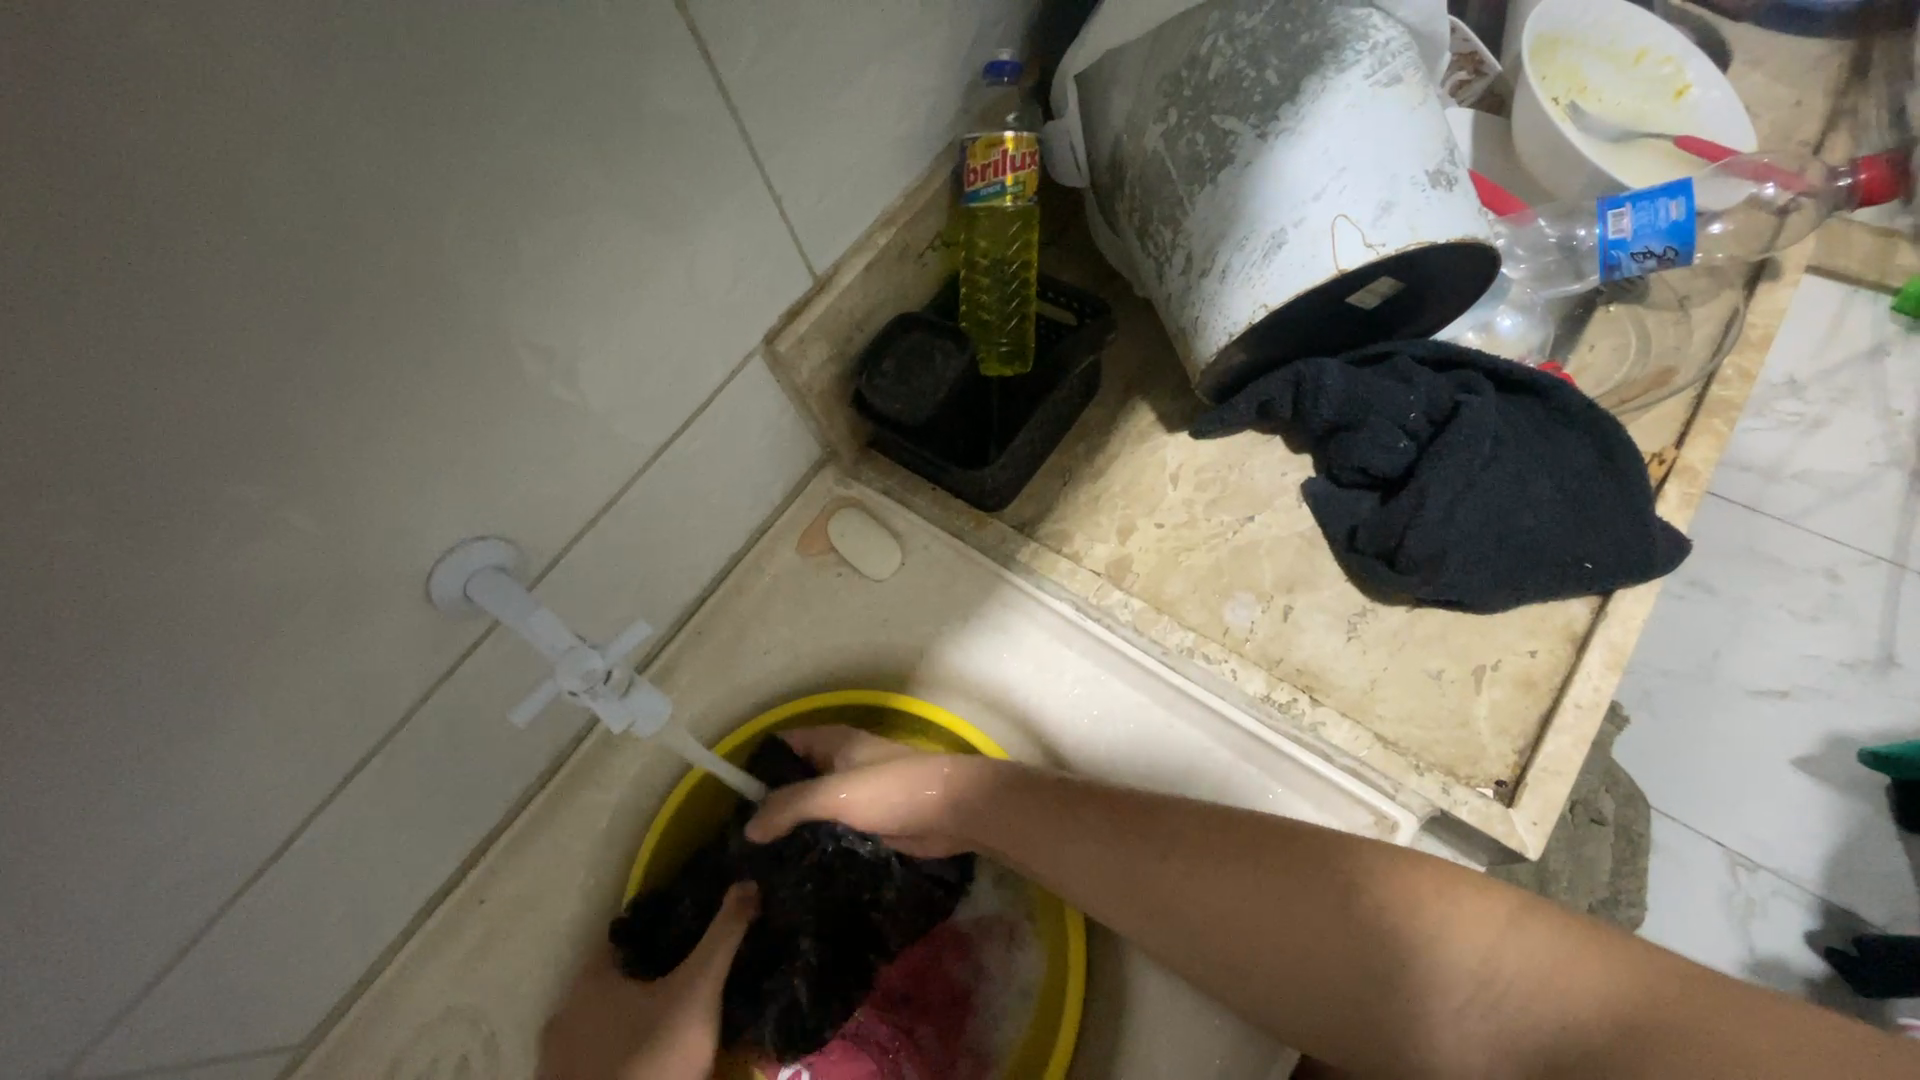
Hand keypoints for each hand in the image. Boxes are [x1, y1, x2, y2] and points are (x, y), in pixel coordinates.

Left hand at [537, 882, 757, 1079]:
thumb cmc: (655, 1058)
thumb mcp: (699, 991)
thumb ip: (723, 936)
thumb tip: (747, 883)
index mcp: (589, 981)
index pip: (624, 938)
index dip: (658, 932)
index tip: (690, 934)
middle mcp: (563, 1016)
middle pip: (612, 982)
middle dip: (647, 979)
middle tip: (690, 978)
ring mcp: (557, 1065)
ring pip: (602, 1026)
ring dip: (630, 1022)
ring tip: (674, 1022)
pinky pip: (597, 1063)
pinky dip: (619, 1057)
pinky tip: (651, 1062)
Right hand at [743, 726, 994, 857]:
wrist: (955, 811)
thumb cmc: (895, 790)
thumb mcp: (834, 793)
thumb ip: (789, 806)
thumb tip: (748, 828)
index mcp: (833, 743)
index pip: (782, 746)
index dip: (755, 767)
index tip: (728, 802)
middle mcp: (841, 765)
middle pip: (795, 782)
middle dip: (770, 807)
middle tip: (738, 845)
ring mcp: (856, 797)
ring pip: (813, 812)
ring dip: (793, 833)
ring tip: (757, 867)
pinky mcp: (869, 826)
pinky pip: (832, 835)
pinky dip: (815, 849)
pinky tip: (792, 874)